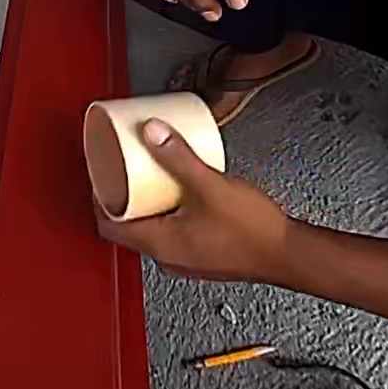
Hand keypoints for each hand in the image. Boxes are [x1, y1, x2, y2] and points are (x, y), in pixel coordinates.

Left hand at [96, 119, 293, 282]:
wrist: (289, 254)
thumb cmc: (251, 231)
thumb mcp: (209, 184)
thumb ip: (179, 156)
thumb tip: (151, 131)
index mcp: (160, 244)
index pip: (109, 227)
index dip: (98, 199)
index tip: (98, 173)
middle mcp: (168, 255)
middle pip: (128, 225)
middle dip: (122, 194)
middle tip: (123, 165)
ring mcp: (185, 257)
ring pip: (151, 226)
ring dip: (145, 199)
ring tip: (149, 170)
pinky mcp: (202, 252)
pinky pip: (172, 227)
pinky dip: (166, 206)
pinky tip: (179, 187)